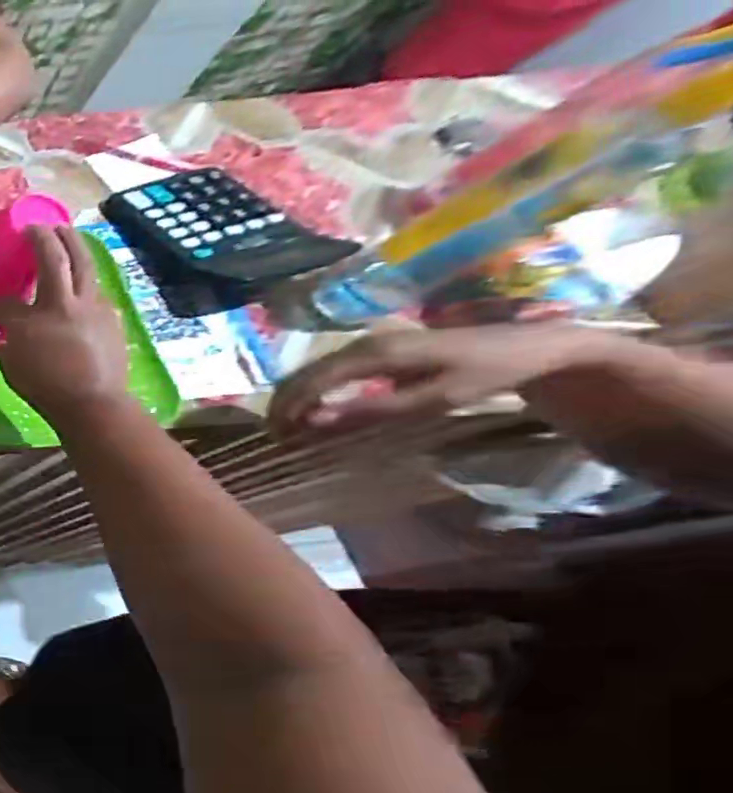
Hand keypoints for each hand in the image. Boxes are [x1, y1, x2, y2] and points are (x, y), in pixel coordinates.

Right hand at [0, 224, 135, 422]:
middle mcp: (63, 302)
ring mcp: (92, 305)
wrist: (93, 403)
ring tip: (67, 236)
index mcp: (32, 319)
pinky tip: (82, 290)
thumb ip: (4, 348)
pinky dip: (86, 282)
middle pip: (56, 256)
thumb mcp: (13, 370)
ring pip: (84, 263)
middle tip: (39, 227)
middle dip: (45, 236)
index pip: (9, 302)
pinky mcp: (110, 316)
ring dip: (74, 244)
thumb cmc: (46, 390)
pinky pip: (95, 290)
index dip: (1, 303)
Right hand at [268, 323, 621, 435]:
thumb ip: (372, 410)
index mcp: (378, 352)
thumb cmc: (486, 374)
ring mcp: (372, 342)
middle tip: (275, 434)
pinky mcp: (379, 348)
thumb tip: (313, 420)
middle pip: (307, 372)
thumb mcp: (432, 398)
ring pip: (314, 369)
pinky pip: (331, 368)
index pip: (315, 380)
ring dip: (296, 396)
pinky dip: (313, 389)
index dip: (290, 407)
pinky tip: (312, 407)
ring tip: (287, 424)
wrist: (533, 345)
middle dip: (285, 403)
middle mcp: (367, 341)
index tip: (276, 434)